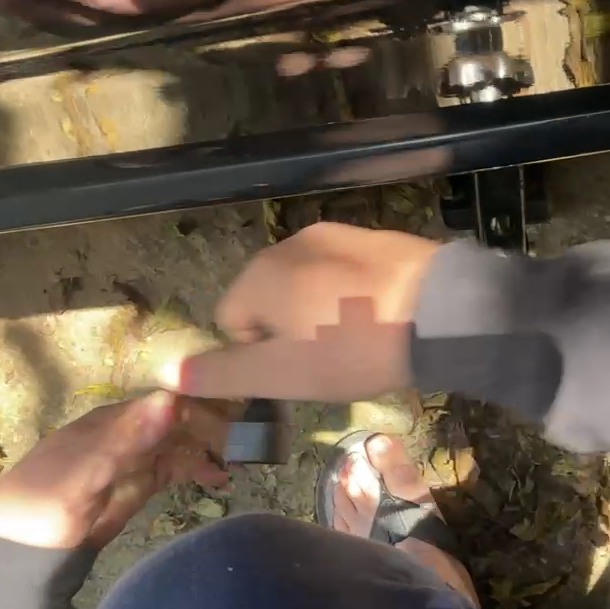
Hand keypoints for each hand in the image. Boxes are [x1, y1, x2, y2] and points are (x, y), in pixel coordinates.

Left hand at [0, 393, 228, 549]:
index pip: (165, 403)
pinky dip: (198, 469)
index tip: (239, 417)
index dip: (202, 407)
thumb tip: (170, 399)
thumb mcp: (83, 473)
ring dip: (210, 449)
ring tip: (242, 462)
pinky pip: (175, 468)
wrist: (14, 557)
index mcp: (110, 422)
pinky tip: (219, 479)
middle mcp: (125, 434)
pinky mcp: (137, 485)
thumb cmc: (42, 508)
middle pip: (178, 421)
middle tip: (250, 443)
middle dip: (214, 428)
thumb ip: (126, 438)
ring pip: (181, 444)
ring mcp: (131, 460)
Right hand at [163, 222, 441, 400]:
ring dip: (325, 314)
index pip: (233, 320)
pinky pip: (349, 275)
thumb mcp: (283, 373)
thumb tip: (169, 373)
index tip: (302, 369)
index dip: (263, 354)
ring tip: (362, 340)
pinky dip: (356, 296)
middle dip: (294, 332)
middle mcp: (290, 243)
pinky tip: (384, 318)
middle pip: (272, 300)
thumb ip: (224, 374)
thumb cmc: (352, 347)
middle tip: (333, 359)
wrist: (440, 312)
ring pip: (312, 287)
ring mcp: (337, 234)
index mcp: (259, 273)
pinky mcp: (377, 238)